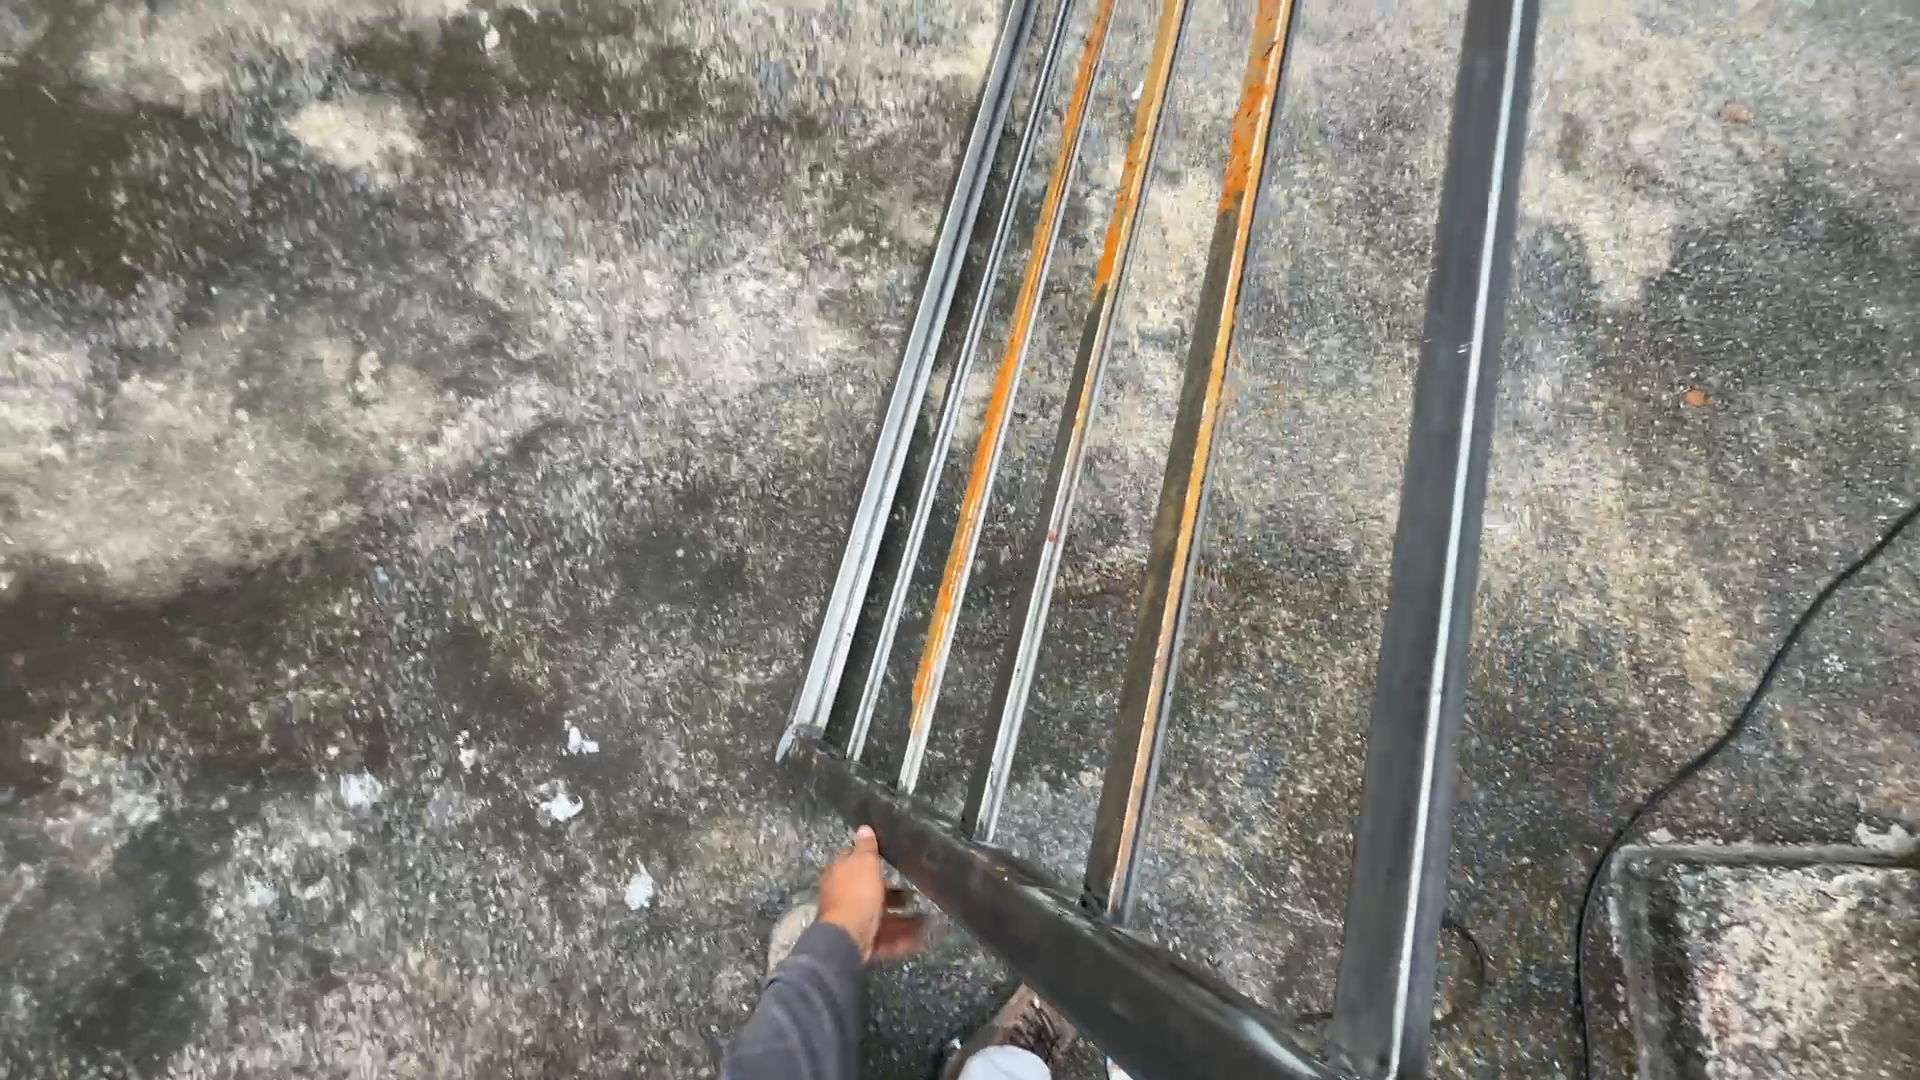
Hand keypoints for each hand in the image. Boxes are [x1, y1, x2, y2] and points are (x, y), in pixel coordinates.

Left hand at [817, 825, 928, 963]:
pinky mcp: (863, 941)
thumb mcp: (864, 863)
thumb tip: (864, 827)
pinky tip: (922, 935)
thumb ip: (866, 847)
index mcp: (840, 874)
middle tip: (915, 891)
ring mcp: (853, 920)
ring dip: (903, 917)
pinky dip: (903, 937)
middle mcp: (844, 896)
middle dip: (893, 892)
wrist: (848, 938)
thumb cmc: (857, 893)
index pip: (852, 859)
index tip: (888, 855)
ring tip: (927, 917)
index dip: (869, 856)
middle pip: (870, 890)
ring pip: (881, 915)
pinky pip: (886, 937)